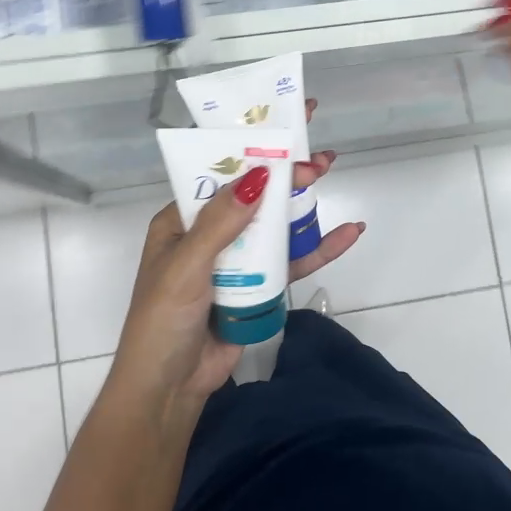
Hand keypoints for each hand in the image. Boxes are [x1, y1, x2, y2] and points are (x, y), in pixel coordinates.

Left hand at [111, 103, 362, 407]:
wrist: (169, 389)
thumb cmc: (164, 321)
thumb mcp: (187, 266)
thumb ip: (223, 222)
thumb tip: (260, 174)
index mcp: (181, 221)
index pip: (218, 172)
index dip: (249, 145)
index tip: (282, 121)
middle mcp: (209, 235)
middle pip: (253, 194)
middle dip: (284, 171)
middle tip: (320, 155)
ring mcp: (236, 262)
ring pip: (275, 224)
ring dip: (303, 202)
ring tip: (333, 175)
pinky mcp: (258, 288)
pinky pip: (291, 262)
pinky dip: (318, 248)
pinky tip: (346, 235)